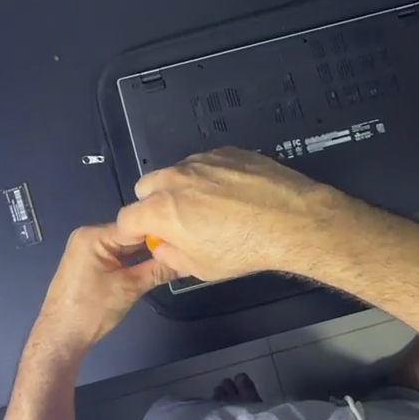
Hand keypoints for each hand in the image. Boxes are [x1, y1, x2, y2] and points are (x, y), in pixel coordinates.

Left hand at [26, 224, 175, 358]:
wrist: (61, 337)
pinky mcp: (92, 264)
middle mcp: (89, 237)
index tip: (185, 235)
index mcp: (93, 236)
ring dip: (147, 254)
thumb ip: (158, 271)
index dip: (161, 230)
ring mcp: (89, 251)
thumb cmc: (89, 312)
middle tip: (186, 247)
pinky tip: (156, 265)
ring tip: (177, 256)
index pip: (135, 225)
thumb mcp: (129, 289)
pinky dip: (135, 262)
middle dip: (156, 243)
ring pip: (127, 247)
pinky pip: (119, 257)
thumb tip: (187, 261)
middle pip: (131, 234)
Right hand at [114, 147, 375, 281]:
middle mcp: (175, 178)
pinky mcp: (226, 151)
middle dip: (155, 204)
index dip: (135, 231)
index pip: (127, 218)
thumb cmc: (244, 249)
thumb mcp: (200, 268)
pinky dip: (210, 176)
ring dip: (183, 188)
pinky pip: (205, 162)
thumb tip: (164, 245)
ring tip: (212, 208)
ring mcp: (201, 160)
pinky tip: (233, 194)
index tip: (148, 238)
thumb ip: (171, 255)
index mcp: (161, 209)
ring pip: (176, 172)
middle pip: (146, 187)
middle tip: (179, 222)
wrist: (291, 219)